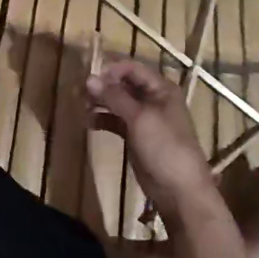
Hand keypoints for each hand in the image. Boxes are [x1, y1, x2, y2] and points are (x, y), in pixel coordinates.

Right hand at [86, 59, 214, 217]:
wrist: (178, 188)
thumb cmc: (164, 146)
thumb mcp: (140, 118)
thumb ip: (115, 97)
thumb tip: (89, 79)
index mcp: (162, 89)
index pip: (134, 69)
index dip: (112, 71)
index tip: (90, 80)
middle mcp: (154, 99)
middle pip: (125, 85)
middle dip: (104, 87)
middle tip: (80, 94)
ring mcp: (145, 119)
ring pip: (119, 103)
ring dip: (102, 103)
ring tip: (82, 107)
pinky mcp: (137, 137)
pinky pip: (117, 122)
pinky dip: (104, 120)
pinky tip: (89, 124)